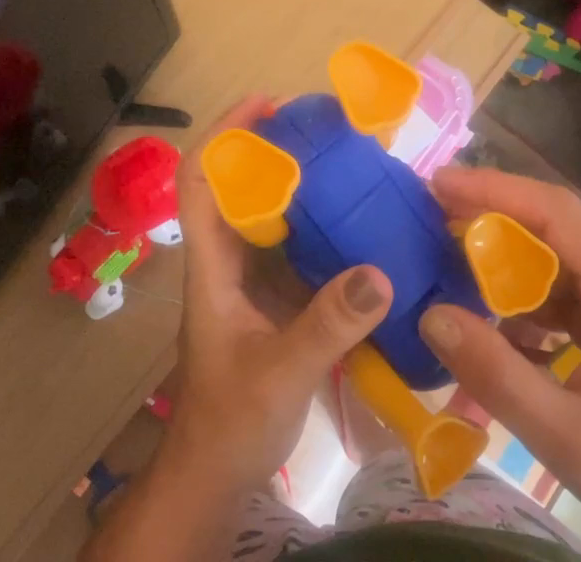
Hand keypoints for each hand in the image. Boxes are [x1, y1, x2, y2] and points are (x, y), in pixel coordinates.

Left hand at [163, 95, 394, 495]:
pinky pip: (299, 257)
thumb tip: (380, 272)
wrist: (215, 476)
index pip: (200, 183)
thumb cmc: (231, 421)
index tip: (266, 104)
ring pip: (273, 222)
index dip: (225, 136)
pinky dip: (326, 236)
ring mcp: (252, 288)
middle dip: (277, 154)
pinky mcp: (276, 308)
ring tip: (354, 170)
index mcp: (212, 268)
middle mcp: (229, 266)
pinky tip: (364, 232)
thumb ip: (328, 325)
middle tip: (330, 132)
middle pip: (241, 191)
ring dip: (306, 193)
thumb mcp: (280, 372)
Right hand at [417, 166, 580, 561]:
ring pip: (561, 264)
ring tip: (451, 273)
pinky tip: (498, 332)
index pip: (559, 214)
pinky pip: (571, 299)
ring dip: (508, 266)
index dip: (495, 190)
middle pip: (558, 230)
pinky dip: (530, 305)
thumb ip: (495, 374)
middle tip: (430, 220)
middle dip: (492, 220)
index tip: (438, 184)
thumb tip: (431, 314)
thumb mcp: (565, 438)